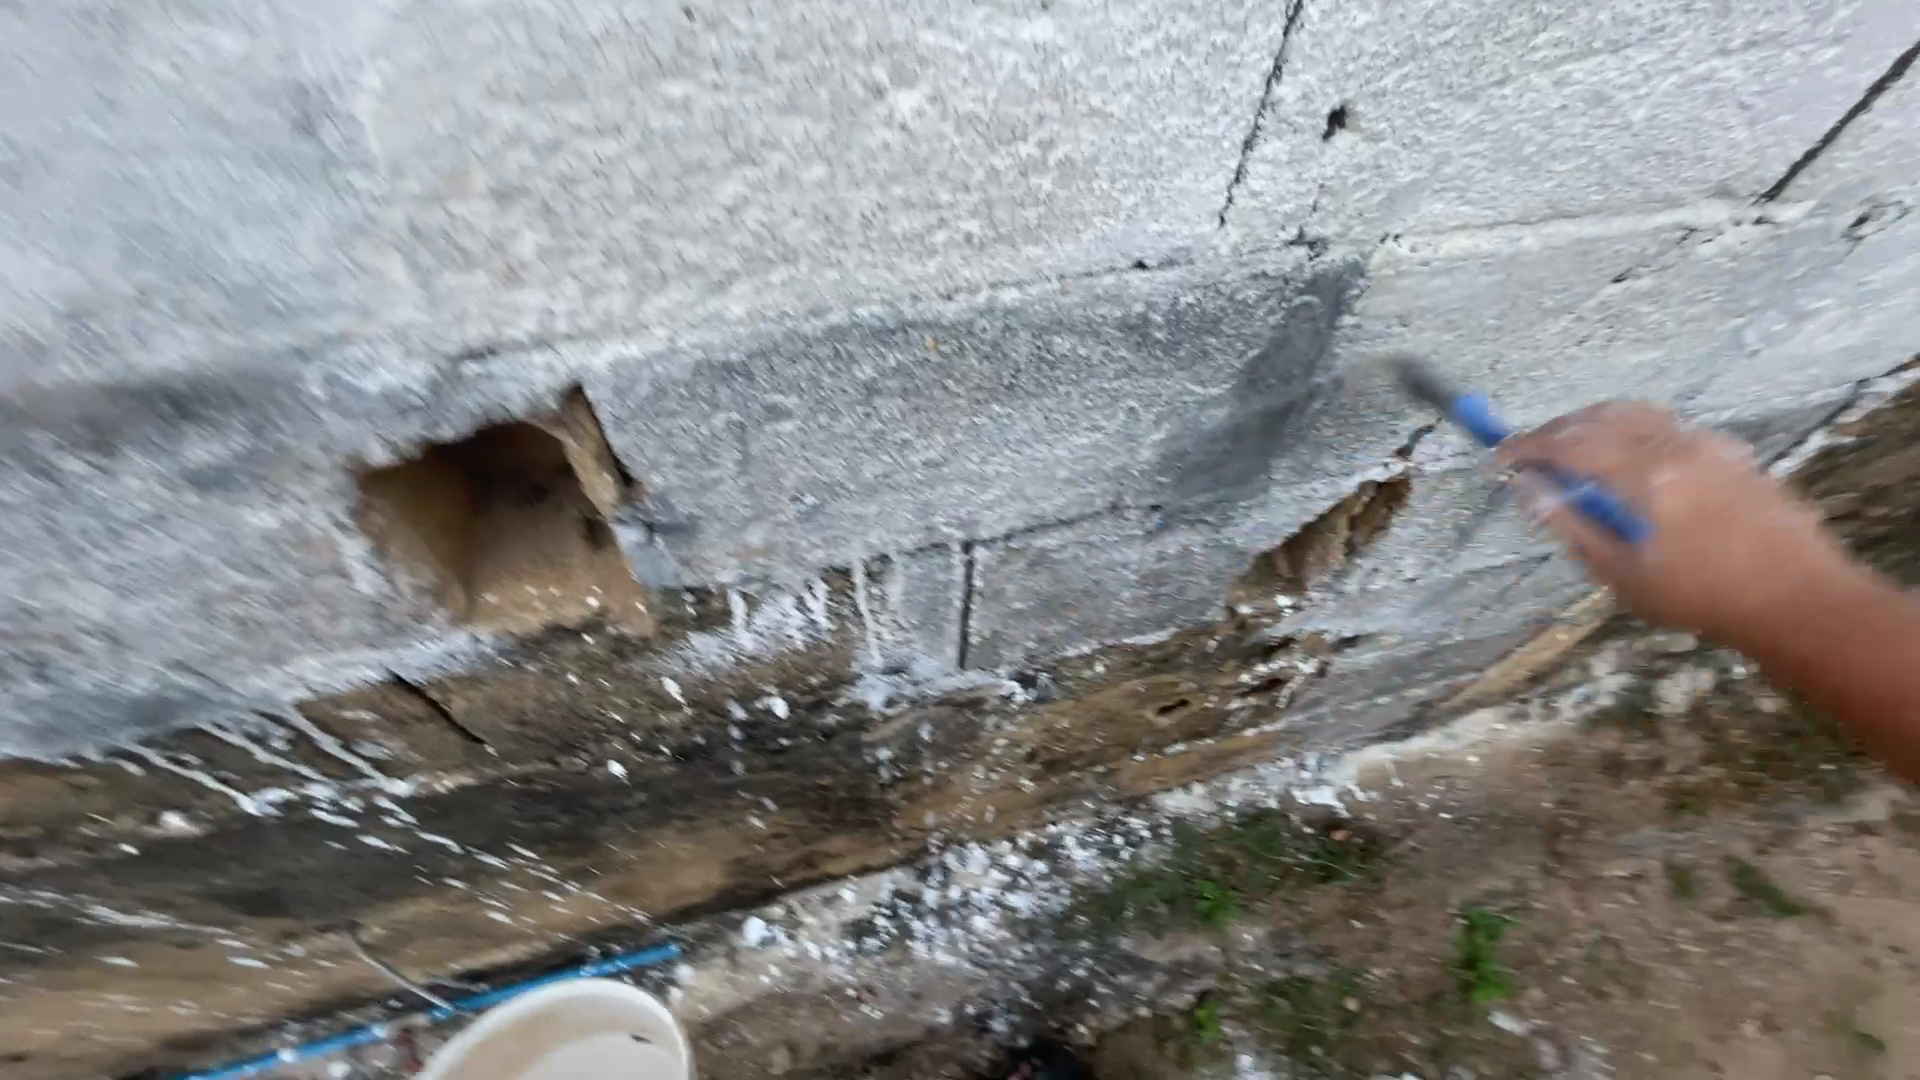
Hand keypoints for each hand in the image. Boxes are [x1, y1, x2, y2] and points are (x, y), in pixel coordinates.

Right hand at [1496, 401, 1862, 650]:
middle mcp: (1676, 449)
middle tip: (1527, 455)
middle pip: (1599, 417)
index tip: (1497, 457)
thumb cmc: (1698, 595)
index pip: (1569, 444)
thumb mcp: (1617, 570)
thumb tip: (1526, 487)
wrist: (1802, 602)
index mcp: (1644, 478)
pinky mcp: (1731, 454)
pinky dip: (1628, 432)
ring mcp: (1709, 446)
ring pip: (1635, 413)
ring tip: (1568, 452)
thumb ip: (1569, 523)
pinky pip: (1666, 426)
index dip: (1526, 446)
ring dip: (1590, 424)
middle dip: (1554, 431)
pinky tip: (1623, 462)